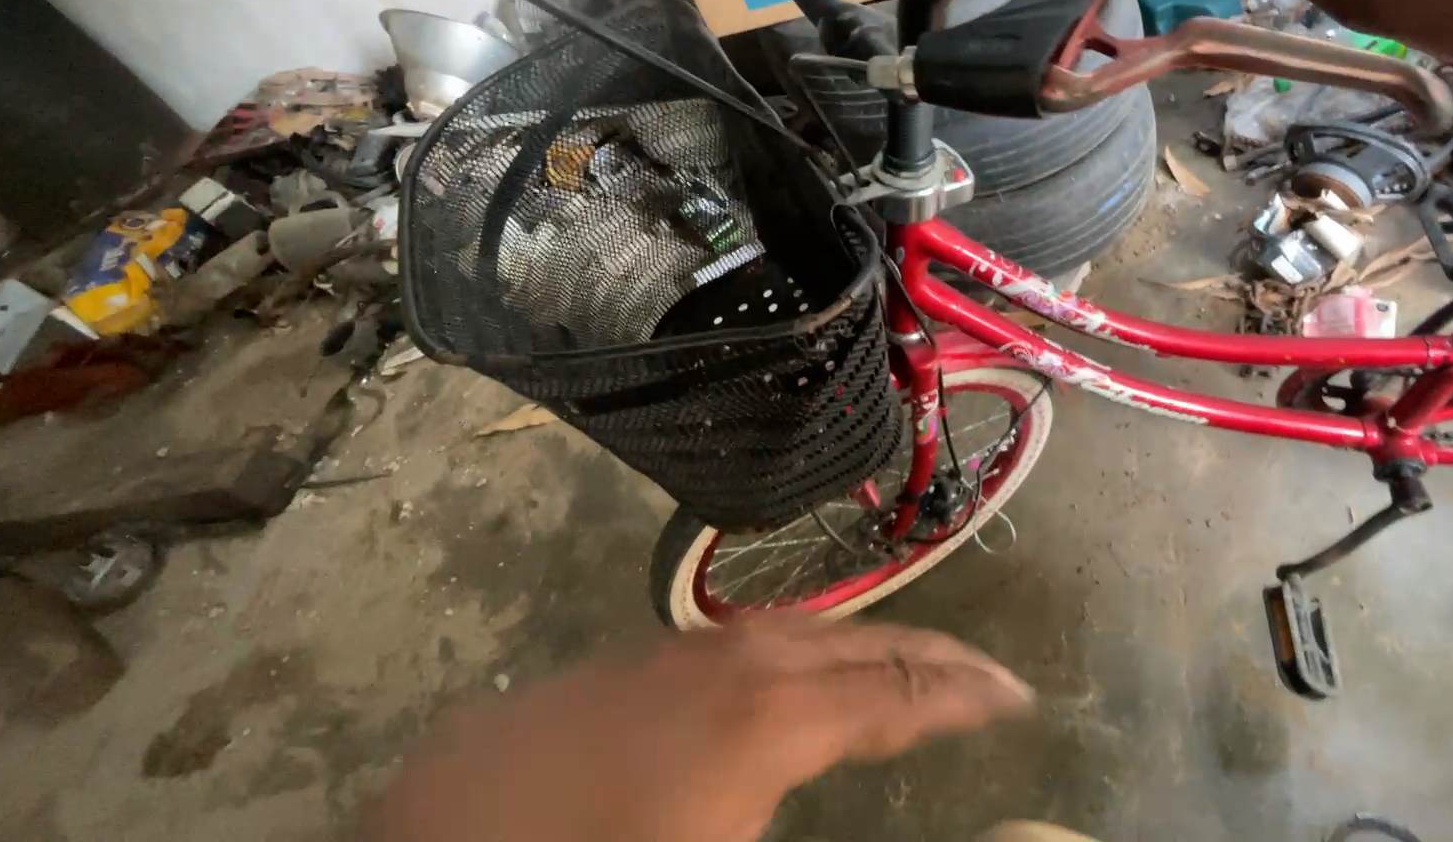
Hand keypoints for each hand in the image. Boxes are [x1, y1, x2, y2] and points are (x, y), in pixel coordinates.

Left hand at [359, 615, 1033, 841]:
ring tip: (912, 667)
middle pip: (861, 644)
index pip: (897, 692)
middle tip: (987, 674)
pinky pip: (746, 642)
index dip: (964, 693)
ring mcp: (678, 653)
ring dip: (868, 647)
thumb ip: (825, 776)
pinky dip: (802, 652)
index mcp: (768, 718)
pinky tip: (798, 673)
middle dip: (933, 656)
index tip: (1019, 695)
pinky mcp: (634, 662)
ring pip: (803, 632)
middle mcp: (735, 662)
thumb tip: (936, 796)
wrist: (433, 840)